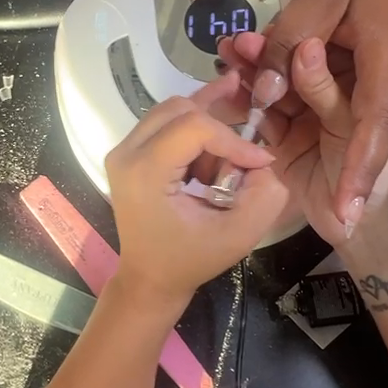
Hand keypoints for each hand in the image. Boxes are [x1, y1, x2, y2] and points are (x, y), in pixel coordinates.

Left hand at [106, 72, 286, 302]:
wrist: (150, 277)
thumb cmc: (189, 260)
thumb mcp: (238, 237)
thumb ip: (264, 197)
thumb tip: (263, 163)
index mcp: (144, 172)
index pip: (194, 126)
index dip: (233, 140)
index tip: (259, 164)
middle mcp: (126, 153)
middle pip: (182, 109)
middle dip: (219, 132)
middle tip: (238, 164)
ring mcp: (123, 150)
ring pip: (174, 111)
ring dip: (206, 131)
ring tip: (223, 166)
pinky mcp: (129, 153)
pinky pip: (166, 122)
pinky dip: (194, 133)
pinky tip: (214, 143)